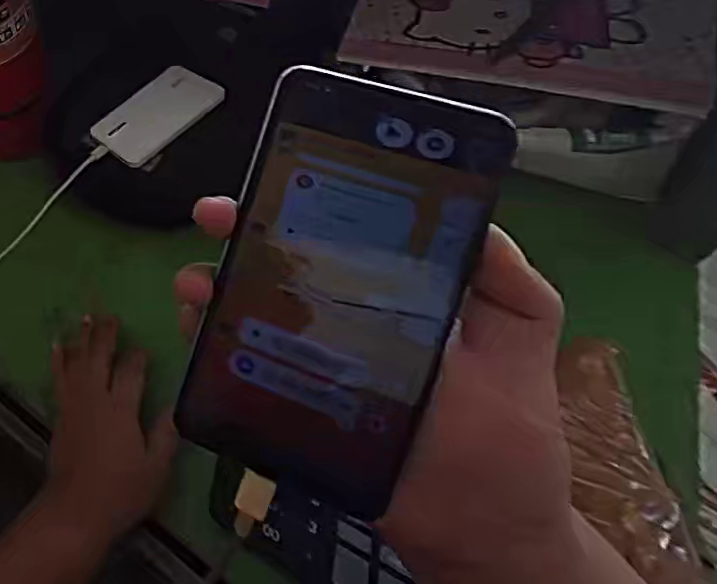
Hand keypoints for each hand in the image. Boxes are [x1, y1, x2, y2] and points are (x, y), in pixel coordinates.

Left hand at [42, 314, 180, 544]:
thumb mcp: (155, 470)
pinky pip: (59, 375)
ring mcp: (74, 402)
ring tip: (86, 318)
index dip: (137, 357)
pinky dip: (59, 358)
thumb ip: (165, 436)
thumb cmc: (120, 491)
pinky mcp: (60, 411)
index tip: (143, 349)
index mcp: (121, 409)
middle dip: (106, 334)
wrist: (76, 509)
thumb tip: (174, 406)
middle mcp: (96, 397)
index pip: (131, 371)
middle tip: (110, 316)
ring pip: (78, 360)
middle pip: (100, 356)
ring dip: (83, 338)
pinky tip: (58, 344)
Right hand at [178, 197, 591, 583]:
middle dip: (236, 227)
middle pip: (272, 258)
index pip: (331, 232)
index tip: (273, 180)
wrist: (478, 536)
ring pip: (241, 303)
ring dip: (209, 283)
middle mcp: (329, 310)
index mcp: (378, 290)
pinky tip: (198, 330)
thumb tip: (479, 224)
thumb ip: (514, 293)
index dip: (298, 201)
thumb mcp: (519, 355)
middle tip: (215, 215)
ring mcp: (301, 352)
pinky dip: (205, 338)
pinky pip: (231, 359)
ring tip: (197, 286)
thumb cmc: (503, 441)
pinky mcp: (281, 395)